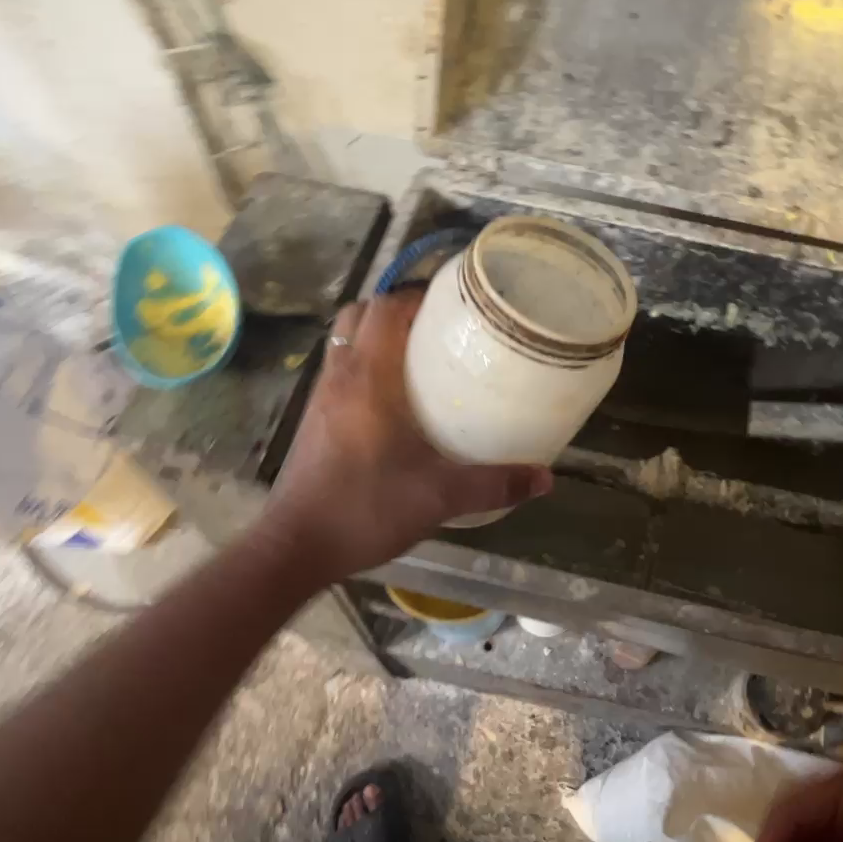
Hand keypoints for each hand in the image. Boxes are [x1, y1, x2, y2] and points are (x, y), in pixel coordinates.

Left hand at [262, 291, 552, 579]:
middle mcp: (340, 377)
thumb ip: (495, 484)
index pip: (385, 308)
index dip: (418, 295)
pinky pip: (341, 371)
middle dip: (397, 310)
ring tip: (422, 358)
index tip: (455, 304)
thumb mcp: (440, 497)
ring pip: (346, 342)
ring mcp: (321, 398)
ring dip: (378, 337)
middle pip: (360, 314)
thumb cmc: (365, 508)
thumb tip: (545, 478)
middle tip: (439, 328)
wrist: (296, 546)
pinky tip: (395, 401)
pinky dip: (366, 367)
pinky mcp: (314, 420)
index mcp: (368, 378)